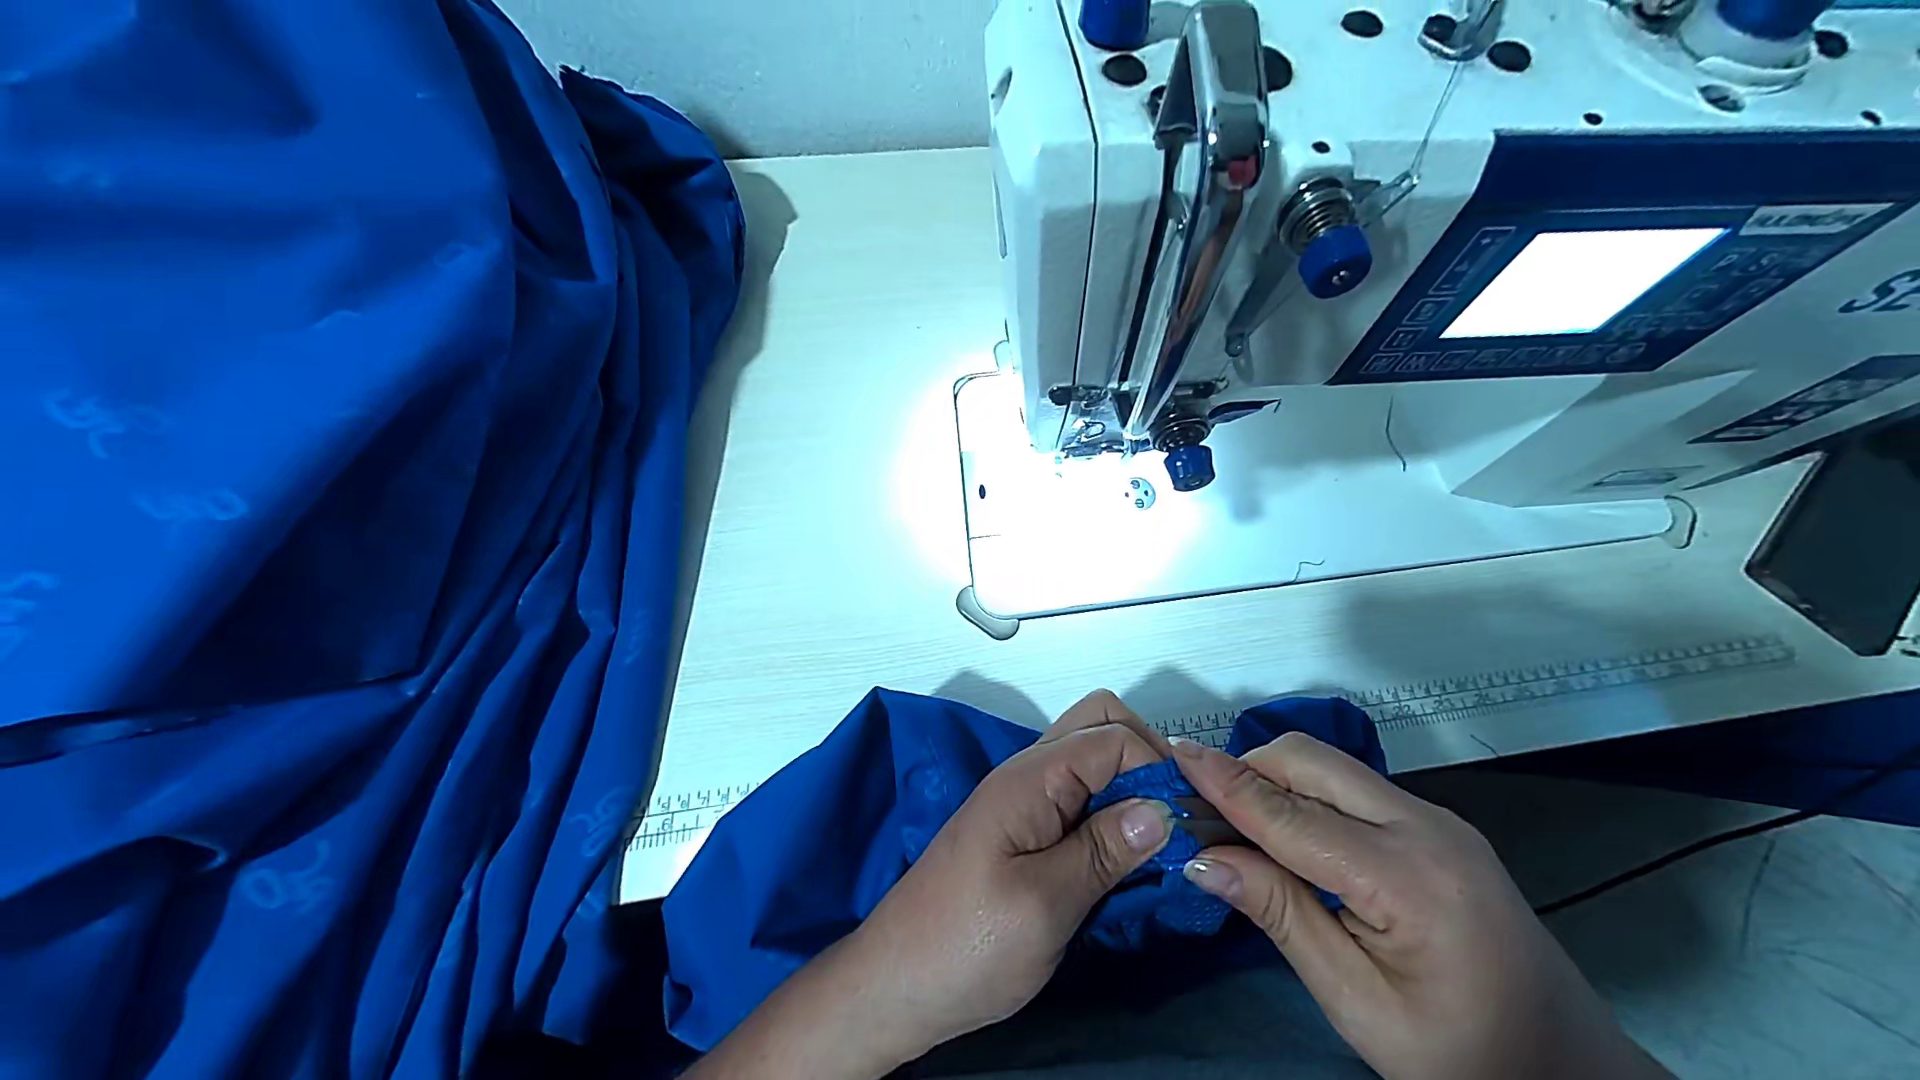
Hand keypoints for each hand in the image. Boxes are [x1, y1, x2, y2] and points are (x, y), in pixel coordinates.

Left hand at [686, 691, 1175, 1079]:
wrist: (898, 982)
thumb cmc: (967, 946)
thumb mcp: (1045, 903)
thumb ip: (1105, 850)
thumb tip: (1164, 808)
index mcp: (1031, 777)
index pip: (1113, 736)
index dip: (1160, 769)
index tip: (1194, 821)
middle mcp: (1028, 772)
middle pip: (1099, 725)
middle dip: (1146, 759)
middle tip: (1173, 820)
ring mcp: (1024, 797)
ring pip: (1090, 756)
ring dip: (1130, 783)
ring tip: (1158, 839)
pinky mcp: (1024, 825)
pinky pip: (1078, 792)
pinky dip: (1110, 806)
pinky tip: (1126, 849)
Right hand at [1171, 734, 1672, 1079]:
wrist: (1574, 1076)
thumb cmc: (1463, 1060)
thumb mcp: (1358, 1004)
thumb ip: (1279, 915)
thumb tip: (1200, 857)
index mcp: (1411, 879)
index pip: (1290, 814)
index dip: (1224, 784)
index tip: (1172, 756)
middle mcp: (1427, 826)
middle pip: (1309, 760)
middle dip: (1247, 770)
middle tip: (1200, 807)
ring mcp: (1437, 819)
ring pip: (1328, 765)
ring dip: (1272, 780)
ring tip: (1234, 823)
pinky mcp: (1437, 824)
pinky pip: (1350, 787)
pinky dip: (1303, 795)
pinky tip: (1286, 833)